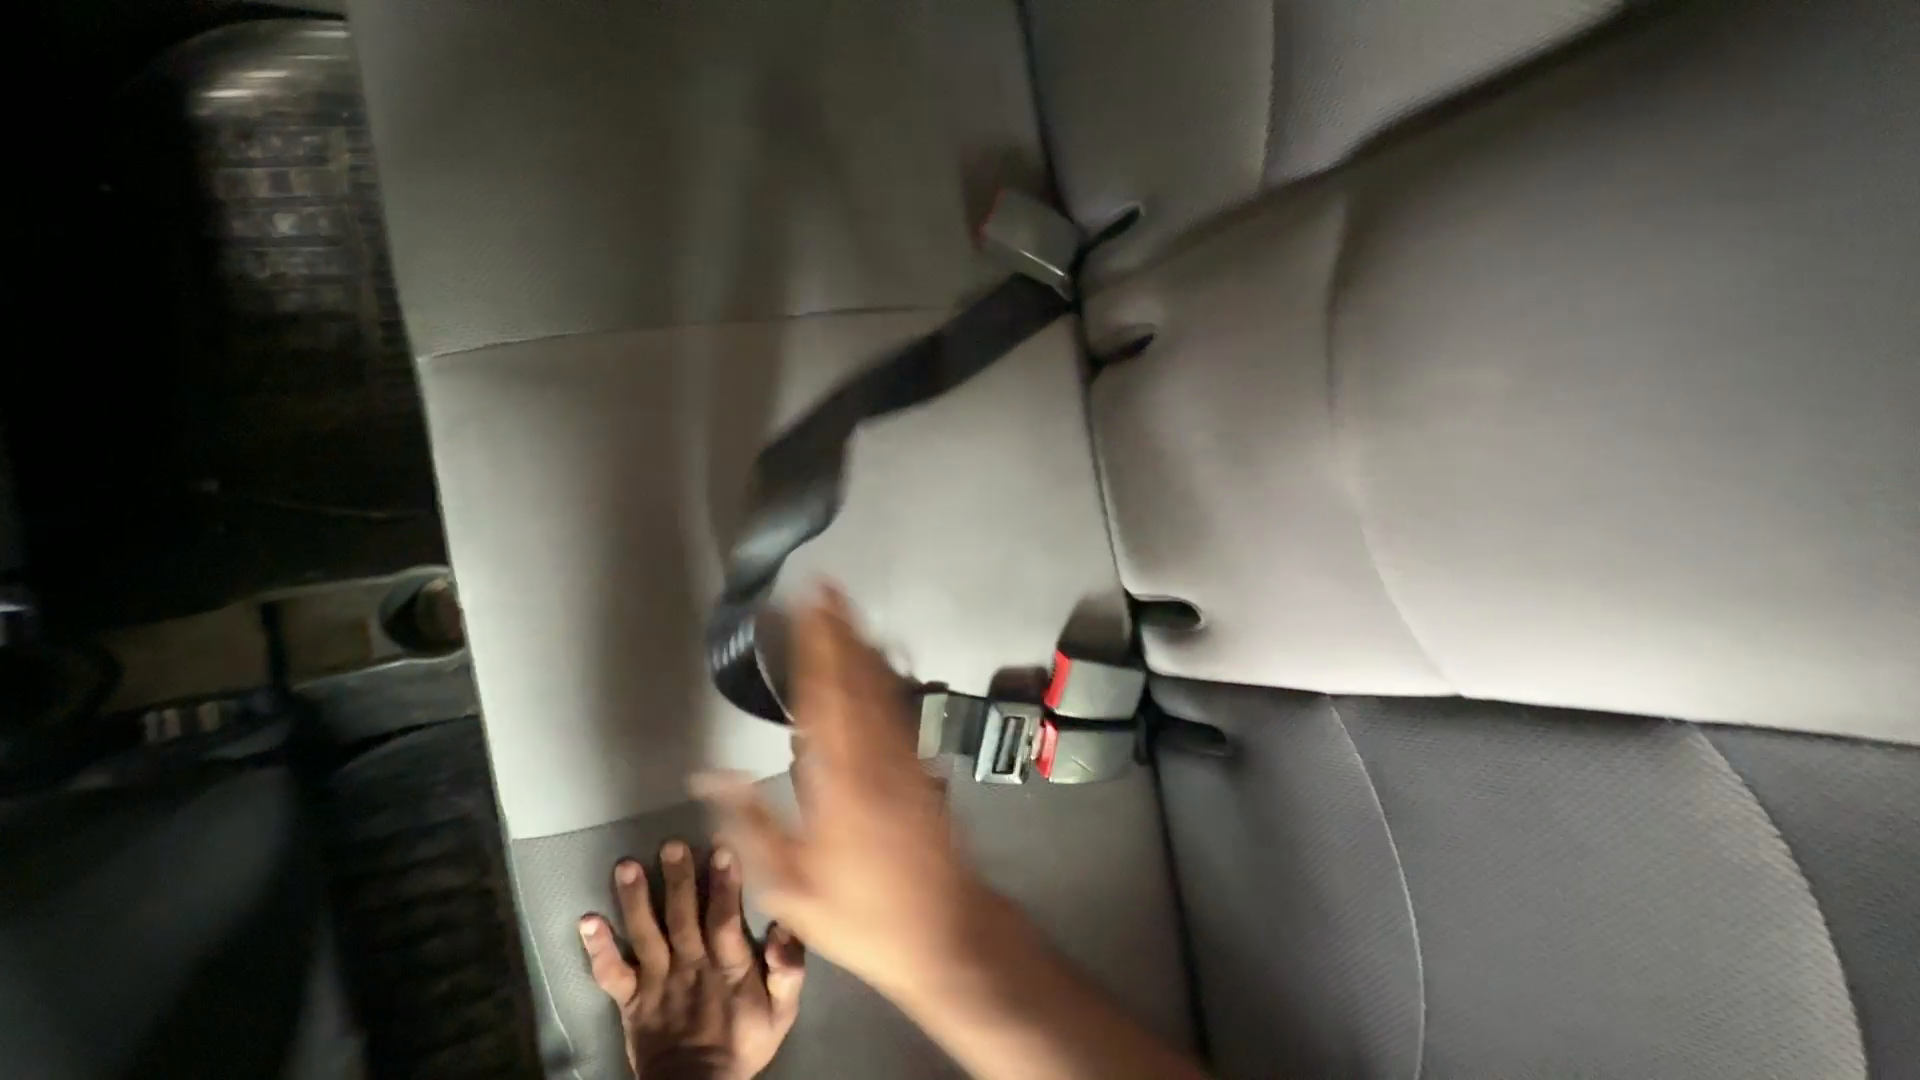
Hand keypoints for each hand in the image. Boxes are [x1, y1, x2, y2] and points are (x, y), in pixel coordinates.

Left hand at [578, 841, 805, 1079]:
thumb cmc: (743, 1042)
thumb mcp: (781, 1013)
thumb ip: (788, 971)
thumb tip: (785, 928)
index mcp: (729, 967)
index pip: (725, 921)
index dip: (723, 886)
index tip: (720, 850)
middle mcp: (691, 968)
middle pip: (682, 918)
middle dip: (678, 880)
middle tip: (671, 845)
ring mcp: (657, 982)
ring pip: (646, 935)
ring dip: (635, 900)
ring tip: (626, 866)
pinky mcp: (630, 998)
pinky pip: (610, 973)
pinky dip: (597, 948)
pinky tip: (586, 920)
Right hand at [694, 588, 1020, 1004]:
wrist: (946, 932)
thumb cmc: (862, 914)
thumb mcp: (789, 886)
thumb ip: (750, 822)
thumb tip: (712, 774)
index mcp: (839, 779)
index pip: (823, 695)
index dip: (814, 644)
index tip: (805, 606)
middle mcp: (876, 756)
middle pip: (857, 678)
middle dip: (840, 629)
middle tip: (827, 588)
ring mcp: (906, 759)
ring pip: (883, 689)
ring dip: (864, 647)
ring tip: (848, 612)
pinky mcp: (924, 769)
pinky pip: (901, 710)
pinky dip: (887, 679)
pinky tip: (878, 666)